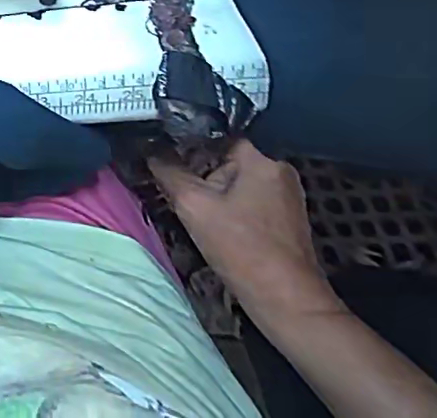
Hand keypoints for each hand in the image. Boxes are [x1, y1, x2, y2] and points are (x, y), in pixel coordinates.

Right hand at [149, 139, 342, 319]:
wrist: (287, 304)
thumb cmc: (241, 248)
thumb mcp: (192, 203)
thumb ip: (166, 168)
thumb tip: (149, 148)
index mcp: (261, 159)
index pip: (211, 132)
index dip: (180, 138)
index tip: (156, 146)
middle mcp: (277, 169)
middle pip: (220, 153)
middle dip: (192, 163)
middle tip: (165, 173)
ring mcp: (282, 192)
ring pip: (229, 173)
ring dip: (205, 182)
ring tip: (182, 192)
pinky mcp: (281, 213)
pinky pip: (241, 191)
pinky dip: (221, 197)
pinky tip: (204, 210)